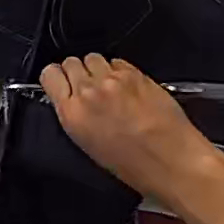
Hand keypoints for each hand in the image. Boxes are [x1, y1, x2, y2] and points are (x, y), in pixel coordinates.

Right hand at [40, 54, 223, 200]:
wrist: (173, 162)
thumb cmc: (137, 166)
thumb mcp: (90, 147)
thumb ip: (75, 116)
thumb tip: (72, 100)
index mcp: (72, 115)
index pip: (49, 75)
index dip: (56, 77)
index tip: (62, 81)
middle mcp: (89, 92)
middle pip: (70, 62)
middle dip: (77, 71)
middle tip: (89, 86)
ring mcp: (112, 80)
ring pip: (93, 57)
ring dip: (98, 69)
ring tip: (110, 86)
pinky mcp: (134, 73)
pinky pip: (117, 61)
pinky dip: (119, 71)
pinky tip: (128, 88)